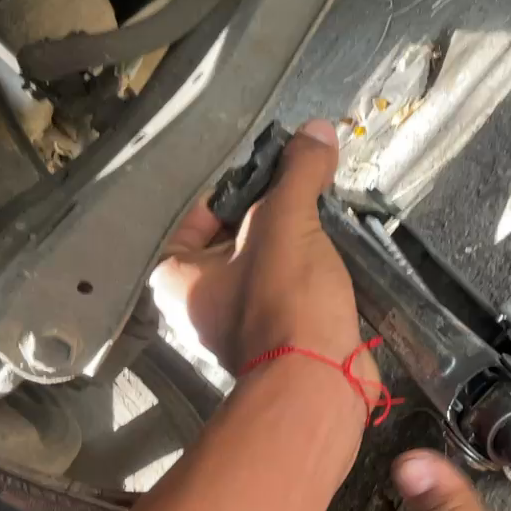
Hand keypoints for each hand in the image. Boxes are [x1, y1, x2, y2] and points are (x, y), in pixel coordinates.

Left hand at [149, 119, 373, 382]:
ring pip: (267, 267)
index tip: (277, 169)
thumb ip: (299, 173)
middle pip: (236, 236)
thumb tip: (318, 129)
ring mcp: (240, 327)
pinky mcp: (280, 342)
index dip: (239, 183)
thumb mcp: (287, 221)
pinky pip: (292, 294)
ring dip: (297, 247)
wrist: (322, 381)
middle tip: (307, 193)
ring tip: (327, 222)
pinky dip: (311, 277)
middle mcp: (199, 303)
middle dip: (275, 215)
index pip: (200, 207)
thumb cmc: (284, 300)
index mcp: (174, 274)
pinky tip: (336, 260)